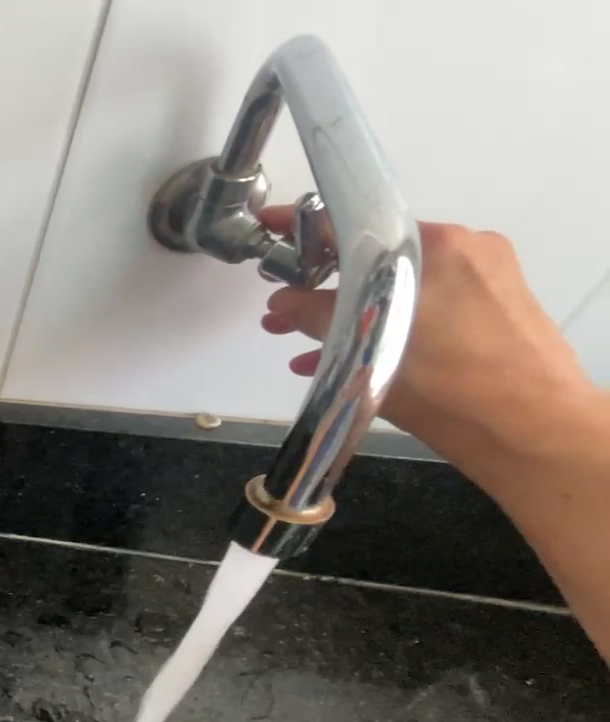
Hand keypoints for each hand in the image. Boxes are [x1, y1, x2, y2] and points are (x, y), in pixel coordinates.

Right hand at [256, 208, 597, 484]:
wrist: (523, 423)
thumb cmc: (446, 382)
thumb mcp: (360, 345)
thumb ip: (314, 315)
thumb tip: (283, 301)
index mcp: (434, 247)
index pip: (354, 224)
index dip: (304, 227)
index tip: (272, 225)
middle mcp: (463, 251)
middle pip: (373, 257)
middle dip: (320, 285)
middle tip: (281, 309)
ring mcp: (482, 278)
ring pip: (393, 285)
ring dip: (346, 309)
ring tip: (305, 341)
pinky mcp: (489, 307)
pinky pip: (419, 304)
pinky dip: (379, 323)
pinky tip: (345, 355)